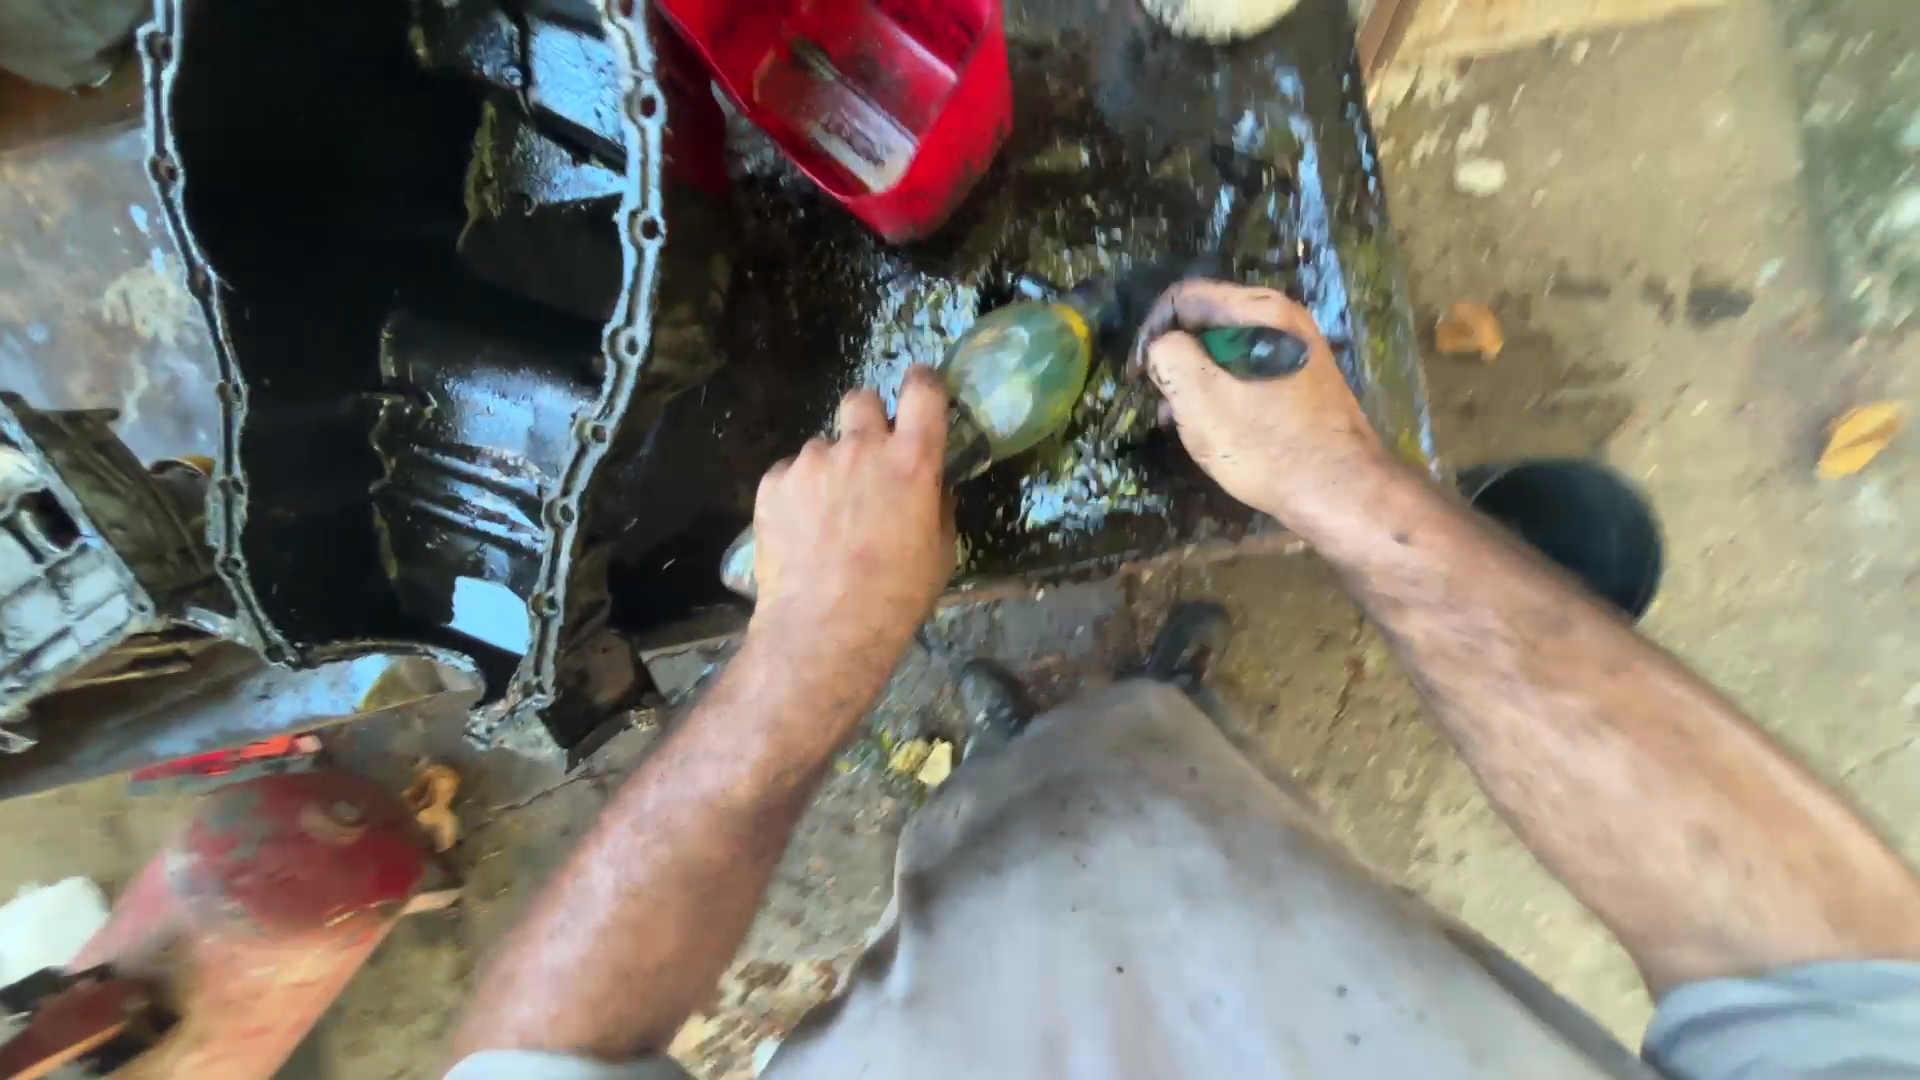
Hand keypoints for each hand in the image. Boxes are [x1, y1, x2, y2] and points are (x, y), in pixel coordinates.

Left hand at [749, 366, 954, 668]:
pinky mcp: (774, 482)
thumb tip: (931, 485)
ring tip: (826, 518)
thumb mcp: (940, 552)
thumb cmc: (897, 596)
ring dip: (830, 468)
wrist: (826, 627)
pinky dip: (798, 493)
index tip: (918, 386)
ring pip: (823, 446)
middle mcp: (862, 447)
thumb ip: (937, 505)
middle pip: (861, 399)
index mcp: (912, 461)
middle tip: (866, 458)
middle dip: (866, 419)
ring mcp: (813, 462)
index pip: (923, 392)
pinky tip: (801, 530)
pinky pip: (791, 473)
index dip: (921, 383)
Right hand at [1134, 280, 1386, 522]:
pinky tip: (1212, 424)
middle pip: (1204, 319)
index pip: (1182, 297)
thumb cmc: (1263, 444)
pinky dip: (1219, 388)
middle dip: (1172, 356)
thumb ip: (1169, 356)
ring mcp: (1294, 348)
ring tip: (1180, 418)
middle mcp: (1281, 318)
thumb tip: (1161, 347)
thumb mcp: (1199, 399)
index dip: (1150, 333)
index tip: (1138, 377)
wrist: (1338, 489)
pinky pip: (1244, 368)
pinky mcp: (1299, 377)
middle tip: (1159, 400)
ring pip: (1223, 347)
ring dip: (1193, 377)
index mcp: (1257, 312)